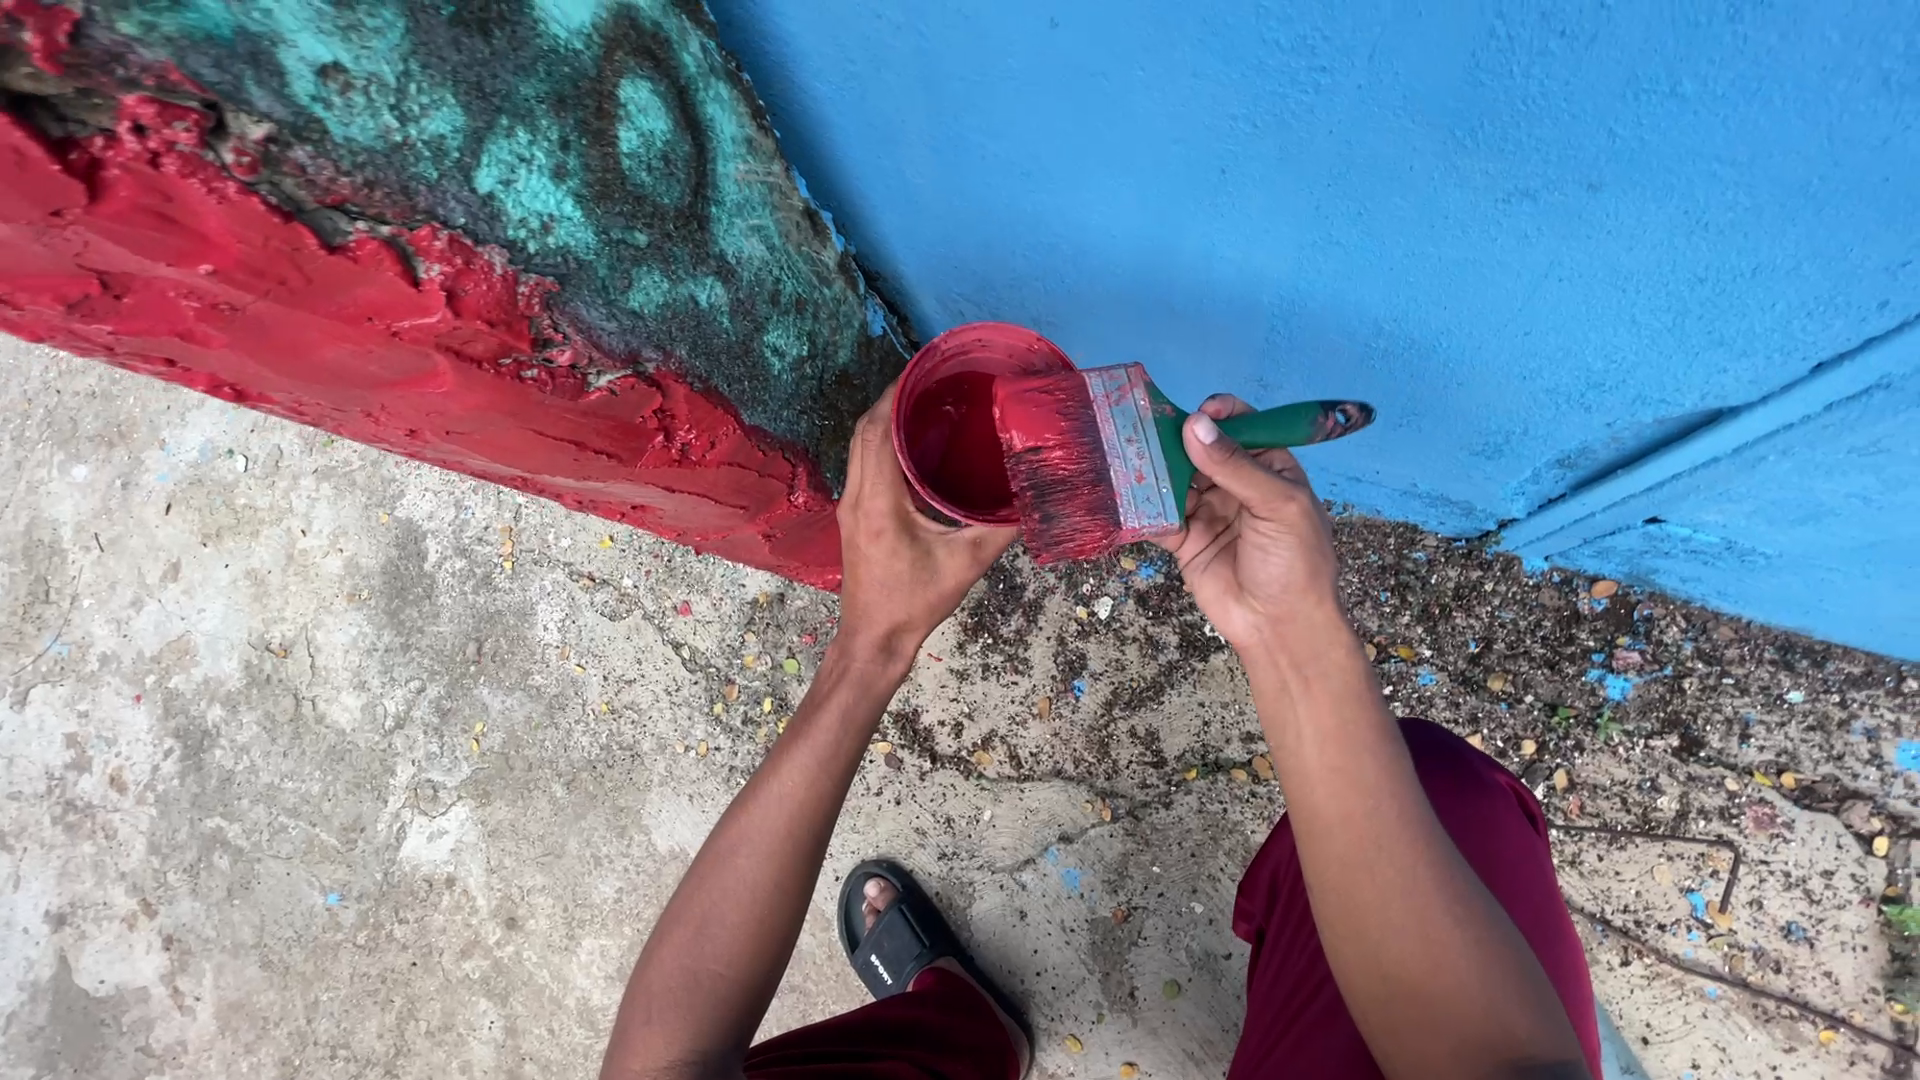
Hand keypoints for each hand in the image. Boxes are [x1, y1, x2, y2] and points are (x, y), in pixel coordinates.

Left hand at [835, 381, 1017, 665]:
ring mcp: (849, 505)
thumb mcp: (966, 564)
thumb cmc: (915, 603)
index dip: (895, 394)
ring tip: (921, 404)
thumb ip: (1000, 529)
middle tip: (929, 382)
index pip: (878, 431)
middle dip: (891, 399)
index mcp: (879, 502)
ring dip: (883, 420)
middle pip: (864, 430)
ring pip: (858, 446)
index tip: (922, 371)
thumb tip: (1031, 498)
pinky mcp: (852, 515)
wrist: (874, 638)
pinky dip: (880, 443)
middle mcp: (856, 496)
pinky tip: (910, 444)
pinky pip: (861, 464)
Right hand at [1152, 394, 1344, 654]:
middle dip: (1176, 441)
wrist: (1279, 626)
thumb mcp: (1277, 505)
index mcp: (1269, 468)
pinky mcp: (1184, 540)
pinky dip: (1143, 508)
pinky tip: (1127, 495)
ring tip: (1130, 459)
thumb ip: (1234, 465)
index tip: (1196, 413)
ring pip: (1176, 481)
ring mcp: (1208, 512)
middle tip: (1147, 433)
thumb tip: (1195, 424)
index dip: (1219, 415)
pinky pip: (1160, 517)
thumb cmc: (1295, 562)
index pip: (1241, 428)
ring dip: (1155, 471)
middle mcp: (1235, 485)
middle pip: (1200, 450)